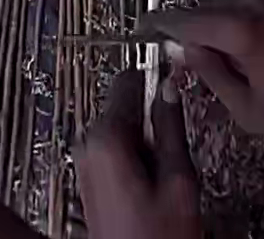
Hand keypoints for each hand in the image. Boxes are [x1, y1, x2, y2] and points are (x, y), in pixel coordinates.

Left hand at [78, 70, 200, 238]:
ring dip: (146, 139)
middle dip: (152, 116)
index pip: (129, 79)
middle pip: (126, 103)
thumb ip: (171, 125)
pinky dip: (136, 155)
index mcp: (106, 136)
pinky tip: (152, 187)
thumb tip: (170, 82)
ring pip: (124, 126)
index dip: (155, 76)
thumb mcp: (177, 180)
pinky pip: (116, 148)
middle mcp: (88, 141)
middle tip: (175, 148)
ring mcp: (86, 161)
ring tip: (165, 174)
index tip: (178, 81)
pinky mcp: (90, 178)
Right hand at [144, 0, 263, 153]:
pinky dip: (241, 22)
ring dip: (219, 27)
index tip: (142, 25)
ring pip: (229, 7)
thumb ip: (210, 74)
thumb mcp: (248, 110)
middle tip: (187, 58)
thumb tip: (181, 48)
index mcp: (243, 30)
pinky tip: (251, 49)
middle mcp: (255, 2)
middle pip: (209, 11)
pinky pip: (251, 6)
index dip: (162, 23)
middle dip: (194, 31)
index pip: (189, 20)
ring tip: (227, 60)